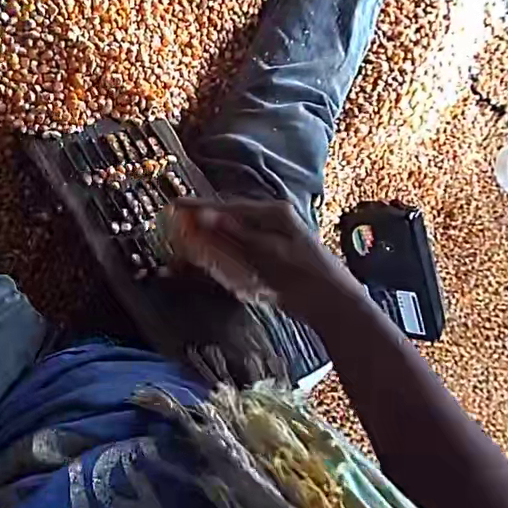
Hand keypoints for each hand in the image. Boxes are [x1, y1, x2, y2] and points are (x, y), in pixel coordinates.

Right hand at [168, 198, 366, 322]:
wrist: (333, 302)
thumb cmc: (303, 273)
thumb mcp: (266, 251)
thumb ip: (235, 233)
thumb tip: (203, 215)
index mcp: (273, 212)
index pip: (228, 206)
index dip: (199, 207)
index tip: (175, 206)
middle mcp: (272, 219)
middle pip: (229, 218)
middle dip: (202, 221)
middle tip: (176, 223)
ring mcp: (272, 237)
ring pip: (233, 233)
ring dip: (210, 236)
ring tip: (186, 238)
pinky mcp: (272, 255)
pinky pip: (241, 248)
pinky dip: (223, 250)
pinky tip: (210, 253)